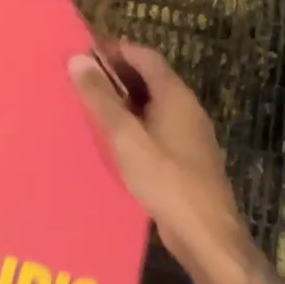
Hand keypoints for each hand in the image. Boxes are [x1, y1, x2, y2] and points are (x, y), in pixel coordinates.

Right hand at [69, 42, 249, 267]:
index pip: (144, 56)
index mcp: (175, 95)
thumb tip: (78, 59)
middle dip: (116, 74)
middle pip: (149, 78)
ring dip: (123, 101)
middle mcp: (186, 108)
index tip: (84, 51)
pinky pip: (156, 127)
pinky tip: (113, 141)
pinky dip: (134, 124)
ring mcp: (189, 134)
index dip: (115, 49)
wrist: (206, 234)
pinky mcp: (186, 158)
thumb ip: (101, 99)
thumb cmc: (165, 179)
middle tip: (80, 79)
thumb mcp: (125, 138)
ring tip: (89, 107)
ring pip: (152, 105)